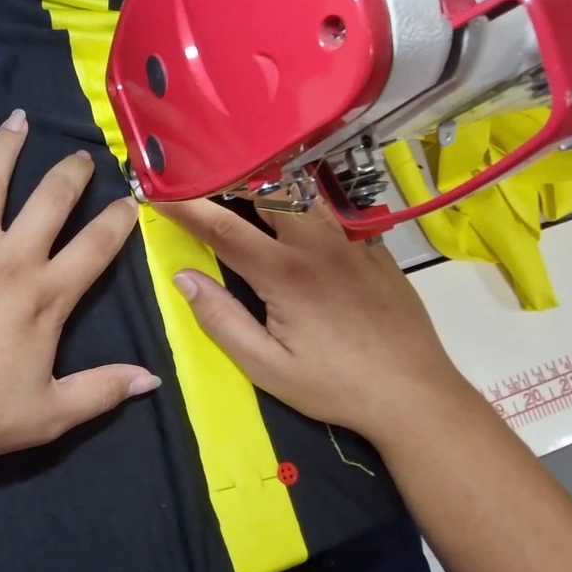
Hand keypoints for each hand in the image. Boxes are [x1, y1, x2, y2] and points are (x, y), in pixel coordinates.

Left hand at [0, 110, 157, 468]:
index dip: (117, 221)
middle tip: (82, 155)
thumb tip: (153, 381)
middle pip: (50, 201)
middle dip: (70, 174)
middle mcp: (12, 258)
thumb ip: (103, 391)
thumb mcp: (51, 413)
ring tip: (18, 119)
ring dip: (6, 148)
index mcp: (47, 295)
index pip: (95, 247)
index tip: (130, 200)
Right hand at [154, 198, 481, 443]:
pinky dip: (306, 198)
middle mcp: (317, 244)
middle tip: (201, 178)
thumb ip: (221, 319)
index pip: (221, 226)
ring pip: (304, 191)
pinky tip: (297, 208)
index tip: (156, 192)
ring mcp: (351, 241)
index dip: (184, 206)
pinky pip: (335, 208)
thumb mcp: (266, 366)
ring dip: (268, 183)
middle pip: (266, 189)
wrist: (415, 394)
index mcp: (284, 272)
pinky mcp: (374, 248)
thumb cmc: (334, 386)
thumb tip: (185, 277)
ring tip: (243, 184)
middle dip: (228, 177)